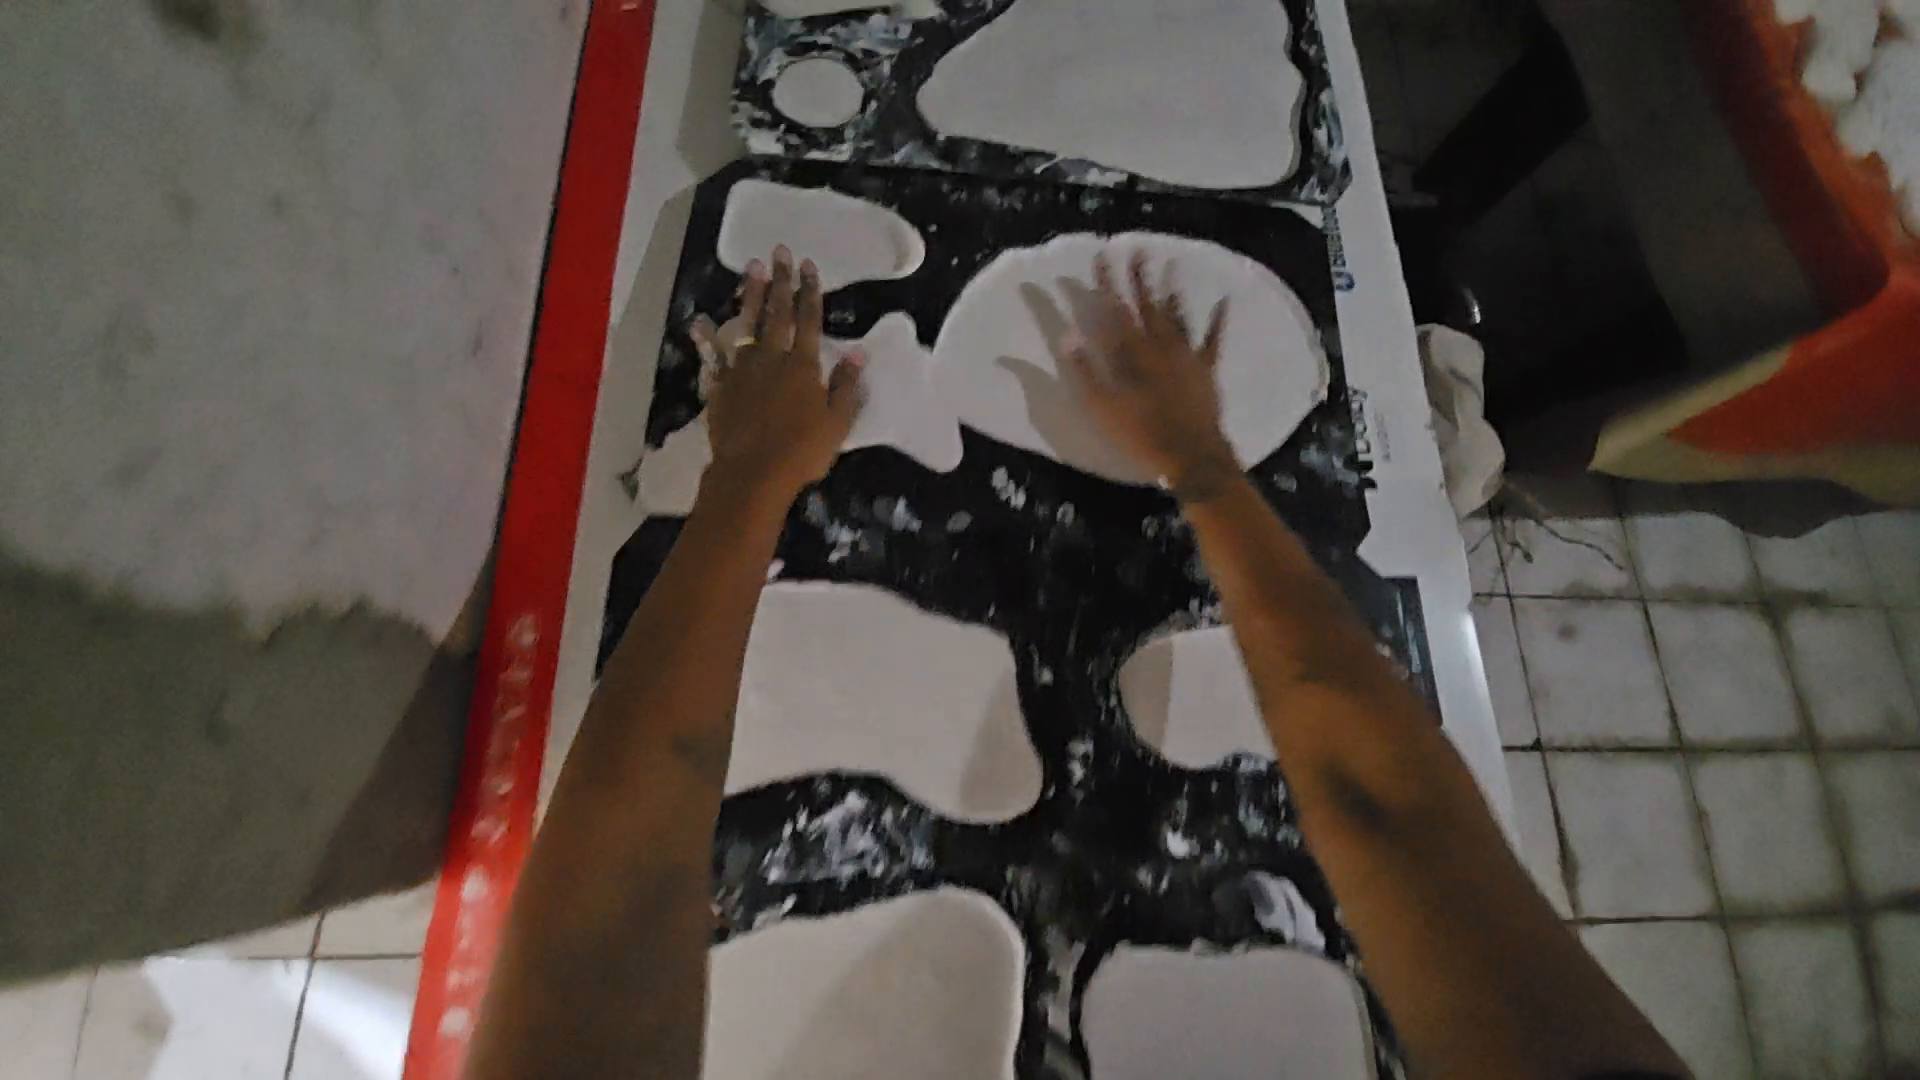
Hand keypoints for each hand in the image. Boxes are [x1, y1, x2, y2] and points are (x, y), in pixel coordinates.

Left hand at [690, 245, 864, 502]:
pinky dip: (706, 337)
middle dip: (781, 280)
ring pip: (746, 323)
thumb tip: (859, 352)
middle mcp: (773, 358)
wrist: (753, 472)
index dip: (810, 292)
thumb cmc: (802, 451)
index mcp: (804, 366)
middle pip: (778, 313)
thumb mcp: (838, 423)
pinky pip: (713, 355)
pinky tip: (700, 320)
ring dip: (749, 294)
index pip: (810, 320)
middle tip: (780, 251)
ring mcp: (743, 369)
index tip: (808, 265)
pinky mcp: (721, 385)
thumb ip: (847, 386)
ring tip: (752, 267)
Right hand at [1058, 250, 1240, 498]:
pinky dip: (1218, 320)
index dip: (1106, 284)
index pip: (1114, 311)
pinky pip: (1213, 340)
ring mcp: (1186, 355)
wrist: (1190, 455)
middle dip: (1138, 277)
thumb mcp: (1102, 408)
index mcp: (1131, 355)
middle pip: (1146, 305)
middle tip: (1136, 249)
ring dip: (1171, 290)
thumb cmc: (1140, 434)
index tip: (1100, 257)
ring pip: (1177, 316)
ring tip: (1169, 264)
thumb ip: (1084, 372)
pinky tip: (1223, 301)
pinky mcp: (1205, 369)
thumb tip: (1067, 336)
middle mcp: (1159, 346)